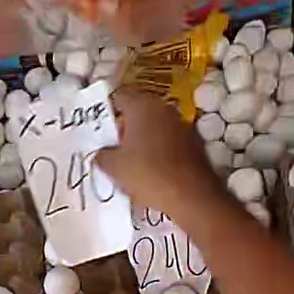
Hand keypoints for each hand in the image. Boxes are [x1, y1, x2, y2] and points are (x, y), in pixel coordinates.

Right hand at [98, 88, 229, 219]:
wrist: (191, 196)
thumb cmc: (148, 174)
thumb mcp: (114, 167)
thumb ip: (102, 155)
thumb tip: (102, 154)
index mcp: (142, 106)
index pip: (118, 97)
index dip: (105, 111)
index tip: (98, 128)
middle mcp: (164, 109)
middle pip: (137, 112)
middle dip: (123, 128)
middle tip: (112, 148)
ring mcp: (182, 125)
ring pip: (154, 128)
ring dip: (141, 140)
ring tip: (130, 163)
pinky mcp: (194, 144)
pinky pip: (168, 142)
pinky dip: (158, 152)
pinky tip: (151, 172)